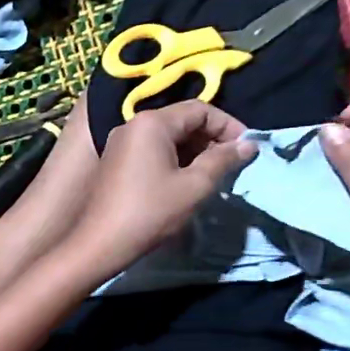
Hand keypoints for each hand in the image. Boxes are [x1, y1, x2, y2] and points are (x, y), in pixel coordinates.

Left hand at [65, 101, 255, 273]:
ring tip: (212, 174)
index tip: (246, 149)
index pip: (200, 109)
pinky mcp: (114, 161)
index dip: (228, 126)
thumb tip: (247, 144)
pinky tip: (186, 179)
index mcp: (150, 123)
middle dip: (210, 138)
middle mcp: (130, 126)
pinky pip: (150, 150)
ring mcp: (118, 144)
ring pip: (166, 136)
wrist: (101, 241)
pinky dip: (173, 158)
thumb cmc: (151, 210)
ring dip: (193, 150)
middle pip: (181, 120)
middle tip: (231, 163)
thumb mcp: (195, 184)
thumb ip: (223, 159)